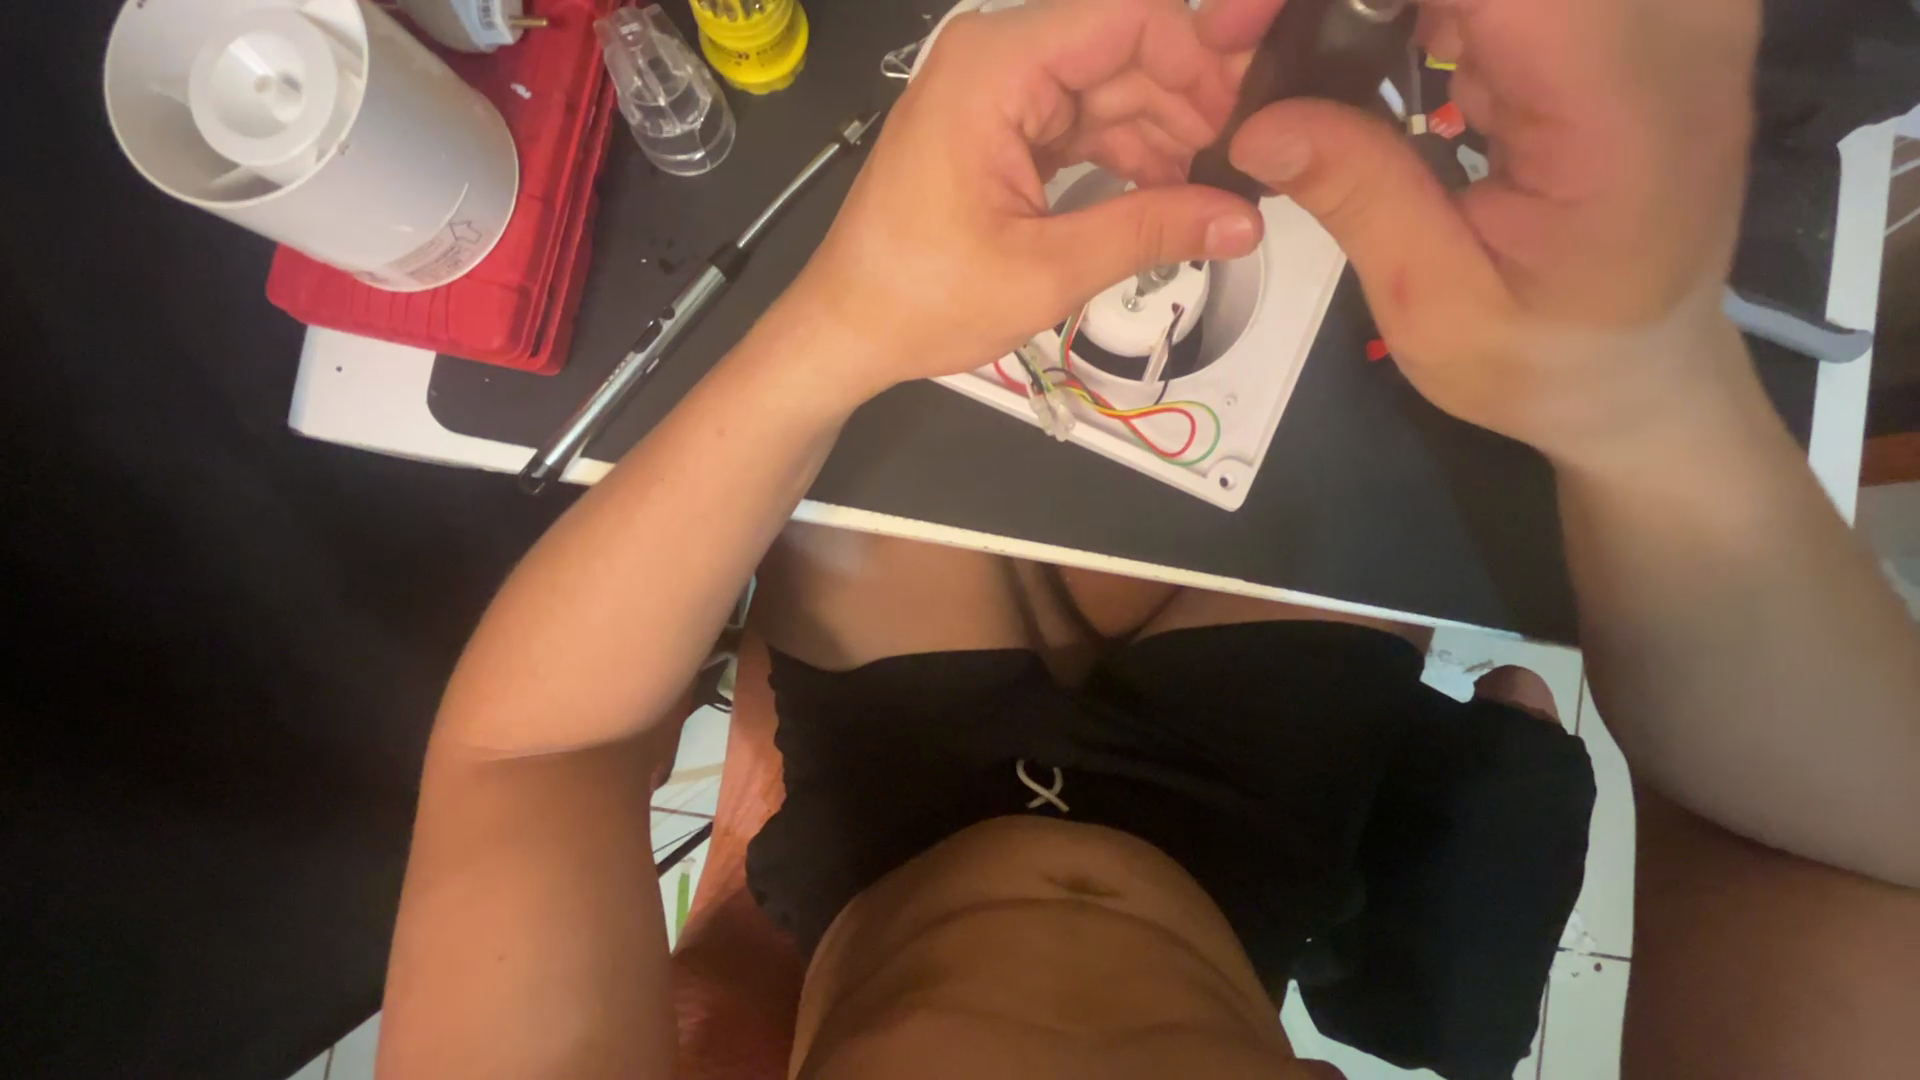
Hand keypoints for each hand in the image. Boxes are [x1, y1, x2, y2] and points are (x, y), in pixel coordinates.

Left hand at [783, 0, 1265, 402]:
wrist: (848, 330)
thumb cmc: (921, 301)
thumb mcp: (1045, 271)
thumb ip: (1149, 233)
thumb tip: (1238, 220)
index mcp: (994, 68)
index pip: (1127, 16)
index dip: (1196, 60)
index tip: (1236, 121)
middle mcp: (990, 61)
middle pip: (1116, 53)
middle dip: (1180, 106)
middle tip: (1230, 169)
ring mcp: (987, 96)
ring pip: (1098, 92)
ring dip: (1151, 138)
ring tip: (1195, 196)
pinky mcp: (988, 133)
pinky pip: (1068, 126)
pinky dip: (1111, 158)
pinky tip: (1149, 196)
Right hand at [1200, 0, 1761, 465]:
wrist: (1633, 365)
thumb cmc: (1539, 359)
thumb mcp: (1433, 305)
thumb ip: (1360, 198)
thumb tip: (1257, 124)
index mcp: (1621, 95)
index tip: (1240, 25)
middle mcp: (1660, 8)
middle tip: (1245, 35)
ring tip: (1283, 56)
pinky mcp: (1608, 5)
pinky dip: (1396, 4)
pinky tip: (1349, 58)